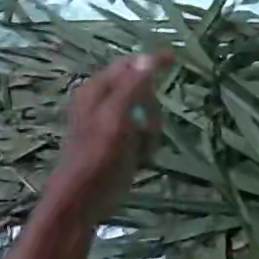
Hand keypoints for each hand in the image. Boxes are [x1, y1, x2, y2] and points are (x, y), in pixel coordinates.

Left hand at [47, 52, 169, 220]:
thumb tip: (147, 58)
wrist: (84, 200)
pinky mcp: (119, 144)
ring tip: (144, 149)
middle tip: (151, 128)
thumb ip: (132, 86)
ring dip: (151, 130)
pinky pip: (143, 134)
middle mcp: (102, 102)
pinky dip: (146, 144)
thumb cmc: (98, 155)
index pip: (129, 65)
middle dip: (151, 108)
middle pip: (141, 90)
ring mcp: (111, 124)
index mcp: (96, 89)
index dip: (151, 62)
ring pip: (146, 114)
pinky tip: (142, 159)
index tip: (175, 58)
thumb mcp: (116, 116)